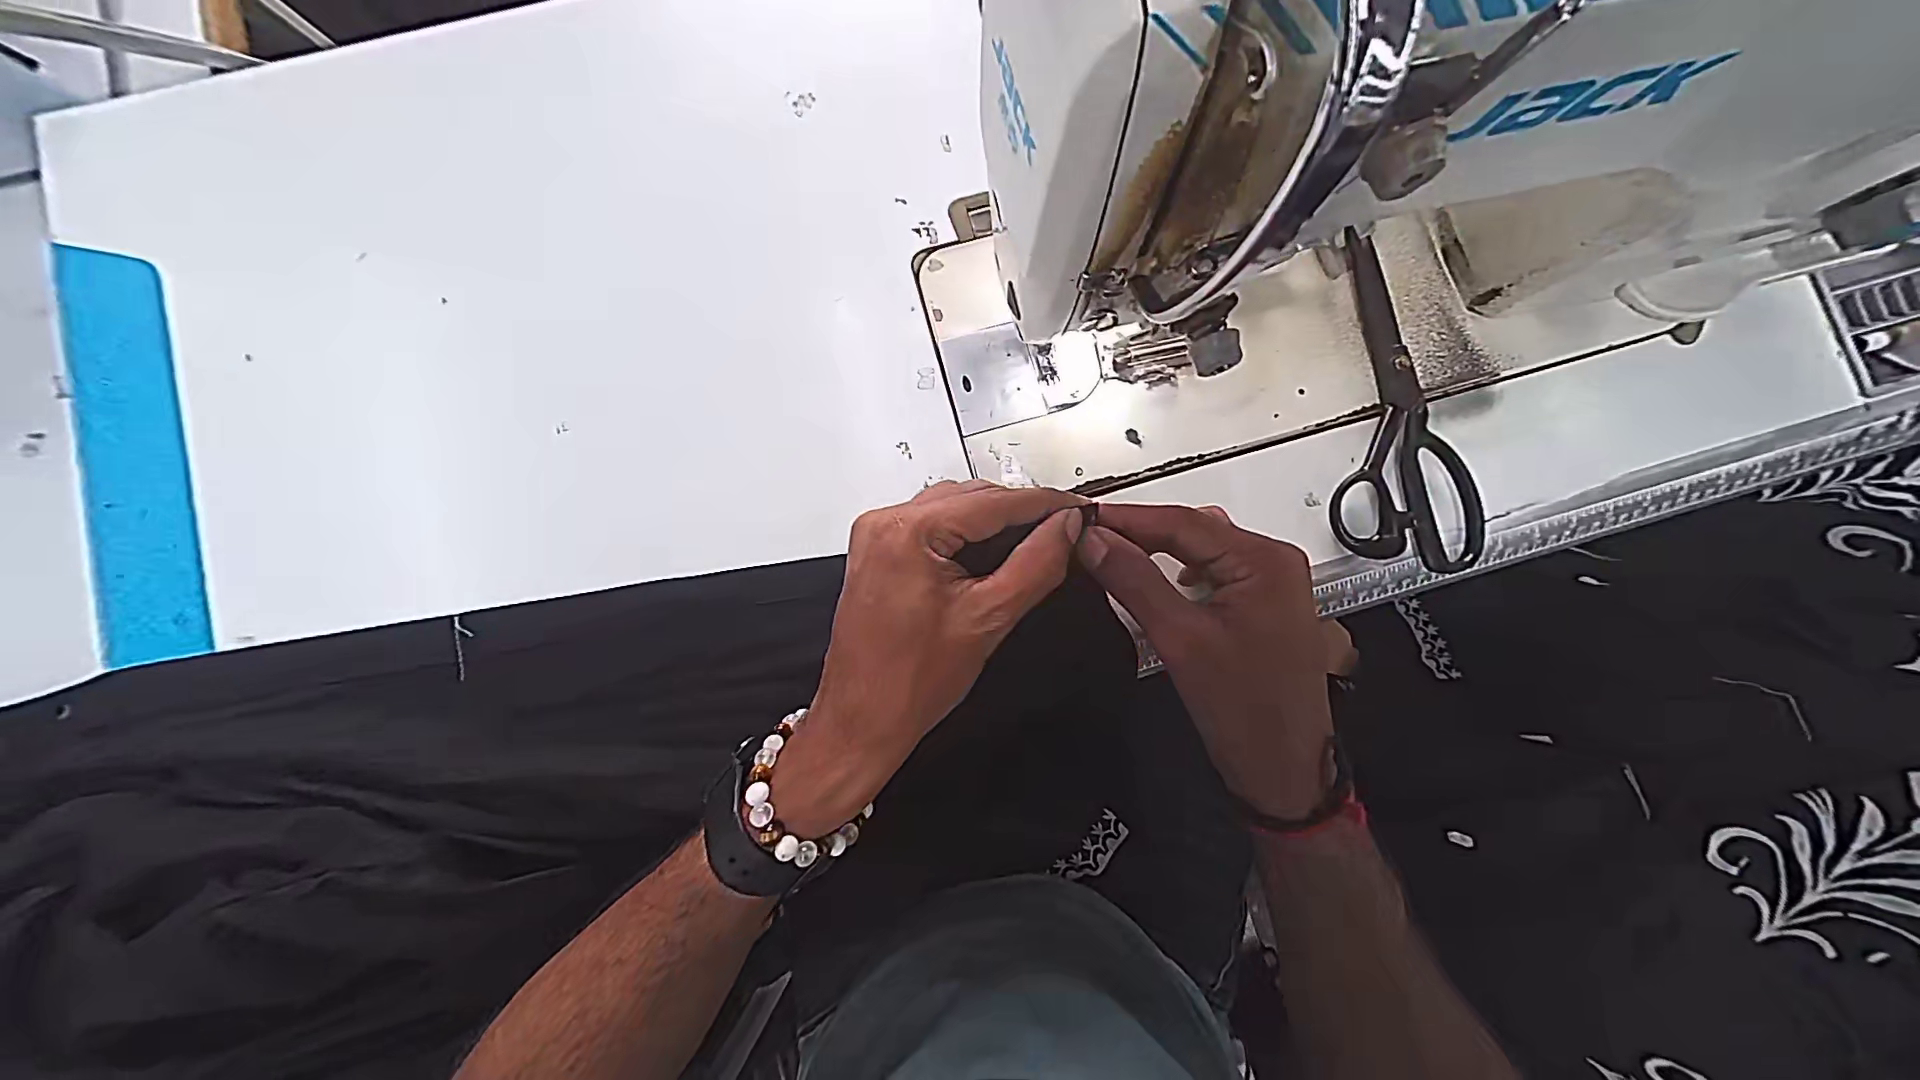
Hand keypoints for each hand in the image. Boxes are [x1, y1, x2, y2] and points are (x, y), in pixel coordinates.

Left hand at [772, 481, 1085, 834]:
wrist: (864, 717)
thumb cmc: (905, 682)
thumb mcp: (988, 619)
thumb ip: (1036, 564)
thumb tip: (1063, 529)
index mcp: (906, 534)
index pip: (992, 501)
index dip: (1044, 503)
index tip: (1074, 508)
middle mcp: (883, 525)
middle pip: (970, 496)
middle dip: (1020, 509)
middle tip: (1062, 524)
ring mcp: (875, 537)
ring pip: (951, 505)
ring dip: (994, 518)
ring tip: (1035, 537)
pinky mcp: (877, 552)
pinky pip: (931, 523)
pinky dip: (966, 531)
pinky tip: (992, 549)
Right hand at [1077, 504, 1346, 818]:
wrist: (1283, 767)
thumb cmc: (1253, 714)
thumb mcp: (1180, 639)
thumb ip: (1134, 581)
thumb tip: (1099, 543)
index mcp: (1265, 563)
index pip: (1181, 521)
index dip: (1125, 518)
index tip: (1085, 519)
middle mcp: (1273, 565)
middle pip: (1190, 530)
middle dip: (1137, 532)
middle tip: (1090, 536)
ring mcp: (1267, 585)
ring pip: (1196, 550)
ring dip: (1153, 550)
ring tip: (1111, 554)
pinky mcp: (1256, 604)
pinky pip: (1206, 571)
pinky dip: (1171, 571)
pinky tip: (1150, 581)